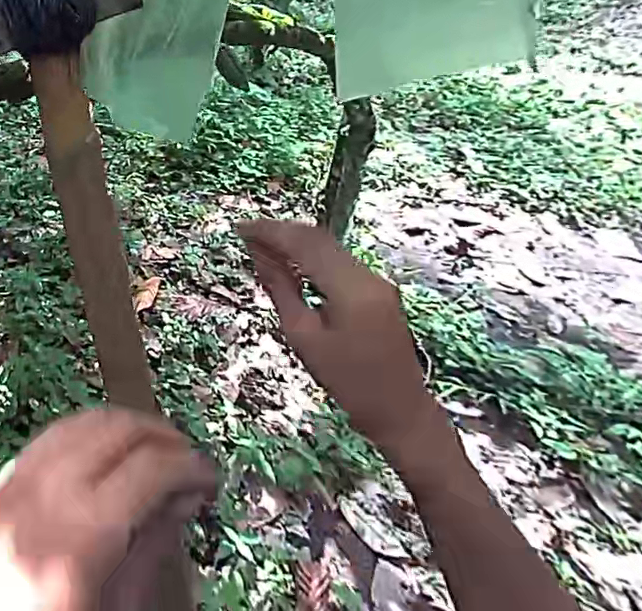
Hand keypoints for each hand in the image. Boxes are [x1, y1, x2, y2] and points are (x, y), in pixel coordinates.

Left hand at [0, 409, 215, 610]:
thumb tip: (181, 498)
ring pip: (80, 422)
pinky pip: (52, 434)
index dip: (186, 465)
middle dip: (158, 434)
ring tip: (155, 445)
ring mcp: (15, 486)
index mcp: (75, 547)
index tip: (208, 473)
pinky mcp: (2, 481)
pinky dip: (86, 429)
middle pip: (112, 432)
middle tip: (187, 456)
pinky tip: (107, 444)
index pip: (144, 471)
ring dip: (123, 425)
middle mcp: (41, 503)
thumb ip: (149, 554)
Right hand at [237, 219, 449, 463]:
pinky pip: (336, 258)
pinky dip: (308, 253)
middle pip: (317, 238)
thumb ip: (280, 288)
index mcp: (351, 288)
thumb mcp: (302, 335)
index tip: (240, 229)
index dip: (269, 231)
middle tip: (246, 233)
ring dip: (293, 240)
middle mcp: (368, 276)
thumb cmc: (348, 382)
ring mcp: (376, 280)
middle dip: (279, 231)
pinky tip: (287, 259)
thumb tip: (258, 254)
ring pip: (327, 245)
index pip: (304, 244)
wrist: (402, 413)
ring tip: (260, 244)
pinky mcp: (376, 288)